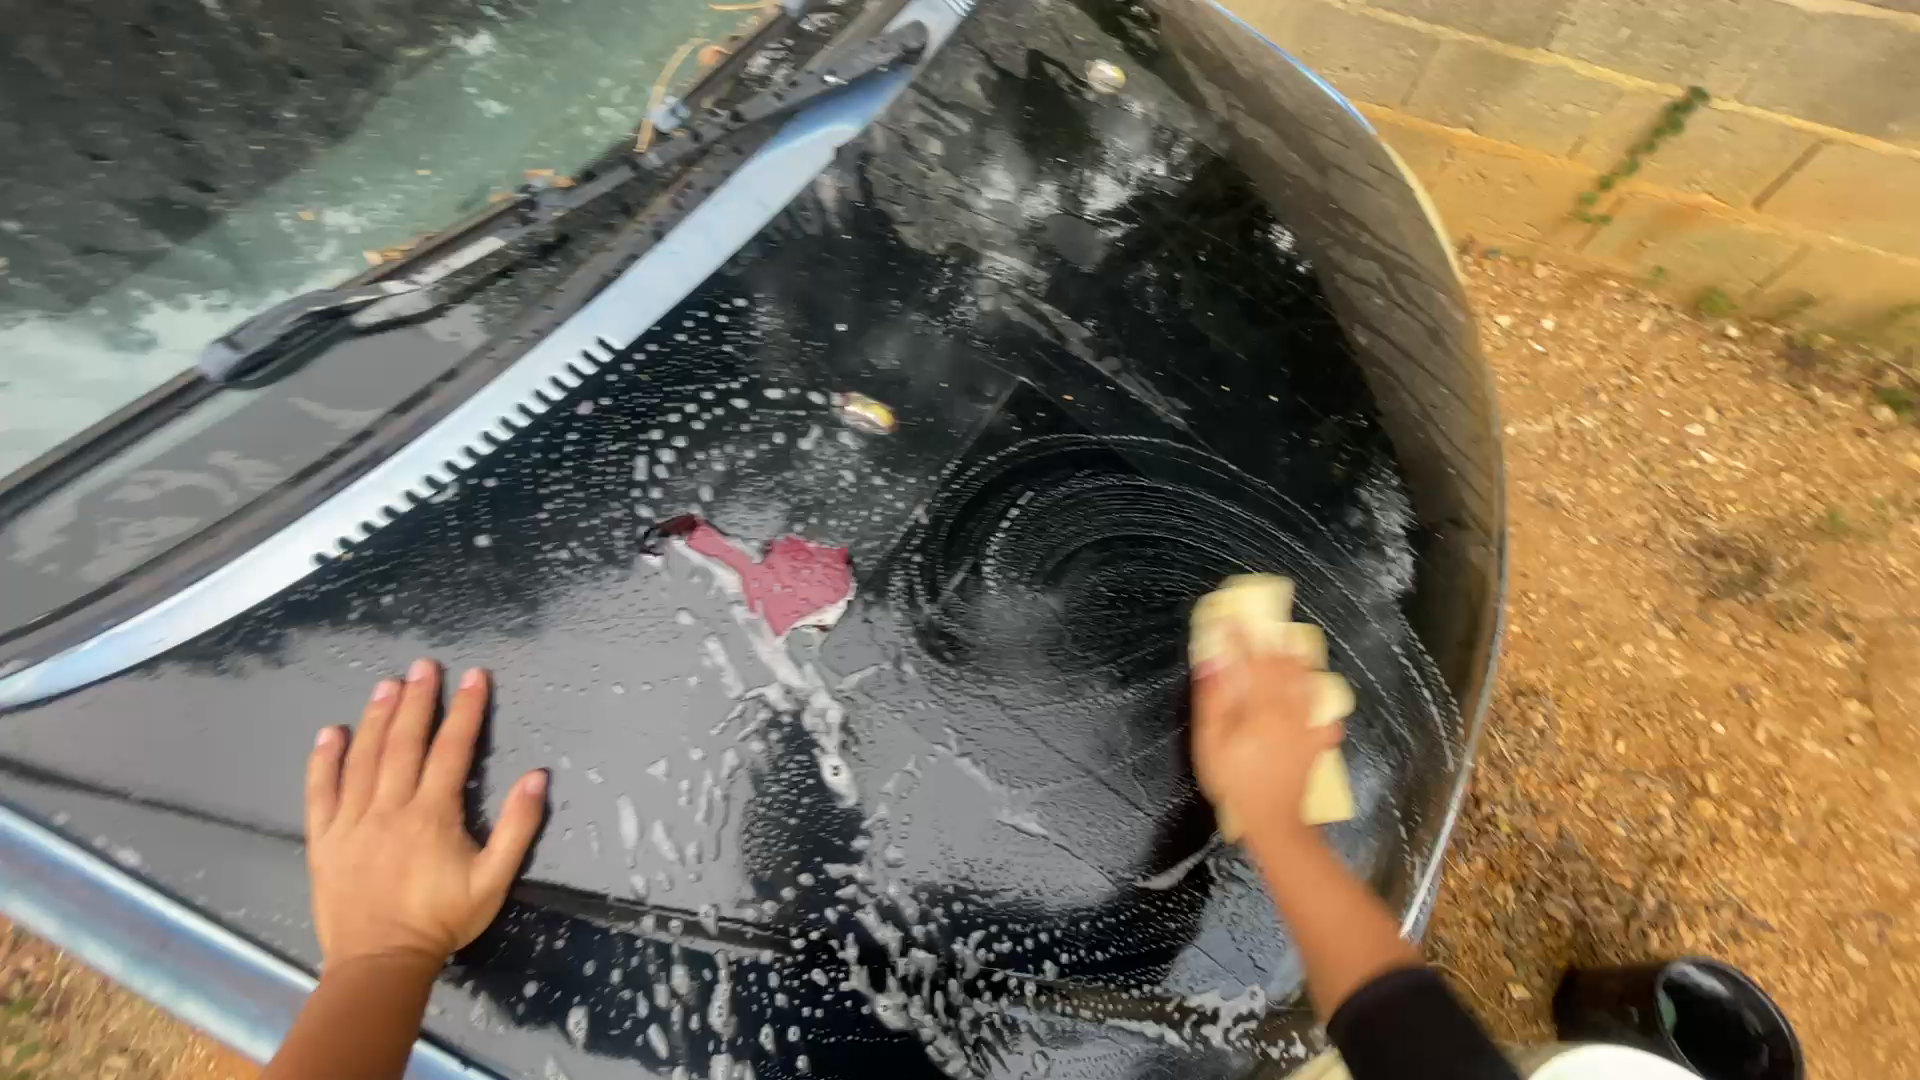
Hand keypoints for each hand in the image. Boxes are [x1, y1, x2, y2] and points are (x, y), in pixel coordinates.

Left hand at [305, 659, 546, 971]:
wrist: (379, 965)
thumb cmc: (444, 919)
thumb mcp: (496, 877)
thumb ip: (518, 826)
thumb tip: (538, 776)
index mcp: (432, 815)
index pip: (452, 749)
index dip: (466, 710)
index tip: (474, 676)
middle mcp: (389, 810)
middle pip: (404, 744)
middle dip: (418, 700)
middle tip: (425, 665)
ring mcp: (352, 824)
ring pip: (364, 760)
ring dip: (378, 718)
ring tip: (387, 683)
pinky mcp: (324, 841)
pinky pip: (320, 794)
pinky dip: (324, 761)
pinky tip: (331, 732)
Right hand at [1190, 635, 1343, 846]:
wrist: (1272, 822)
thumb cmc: (1234, 781)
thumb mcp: (1210, 741)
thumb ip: (1213, 699)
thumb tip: (1213, 664)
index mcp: (1260, 705)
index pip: (1248, 660)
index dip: (1239, 636)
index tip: (1230, 616)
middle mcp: (1287, 710)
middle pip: (1282, 667)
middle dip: (1272, 640)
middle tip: (1266, 620)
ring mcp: (1305, 729)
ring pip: (1306, 686)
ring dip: (1300, 662)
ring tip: (1295, 644)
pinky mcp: (1314, 747)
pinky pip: (1324, 720)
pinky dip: (1323, 707)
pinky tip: (1322, 706)